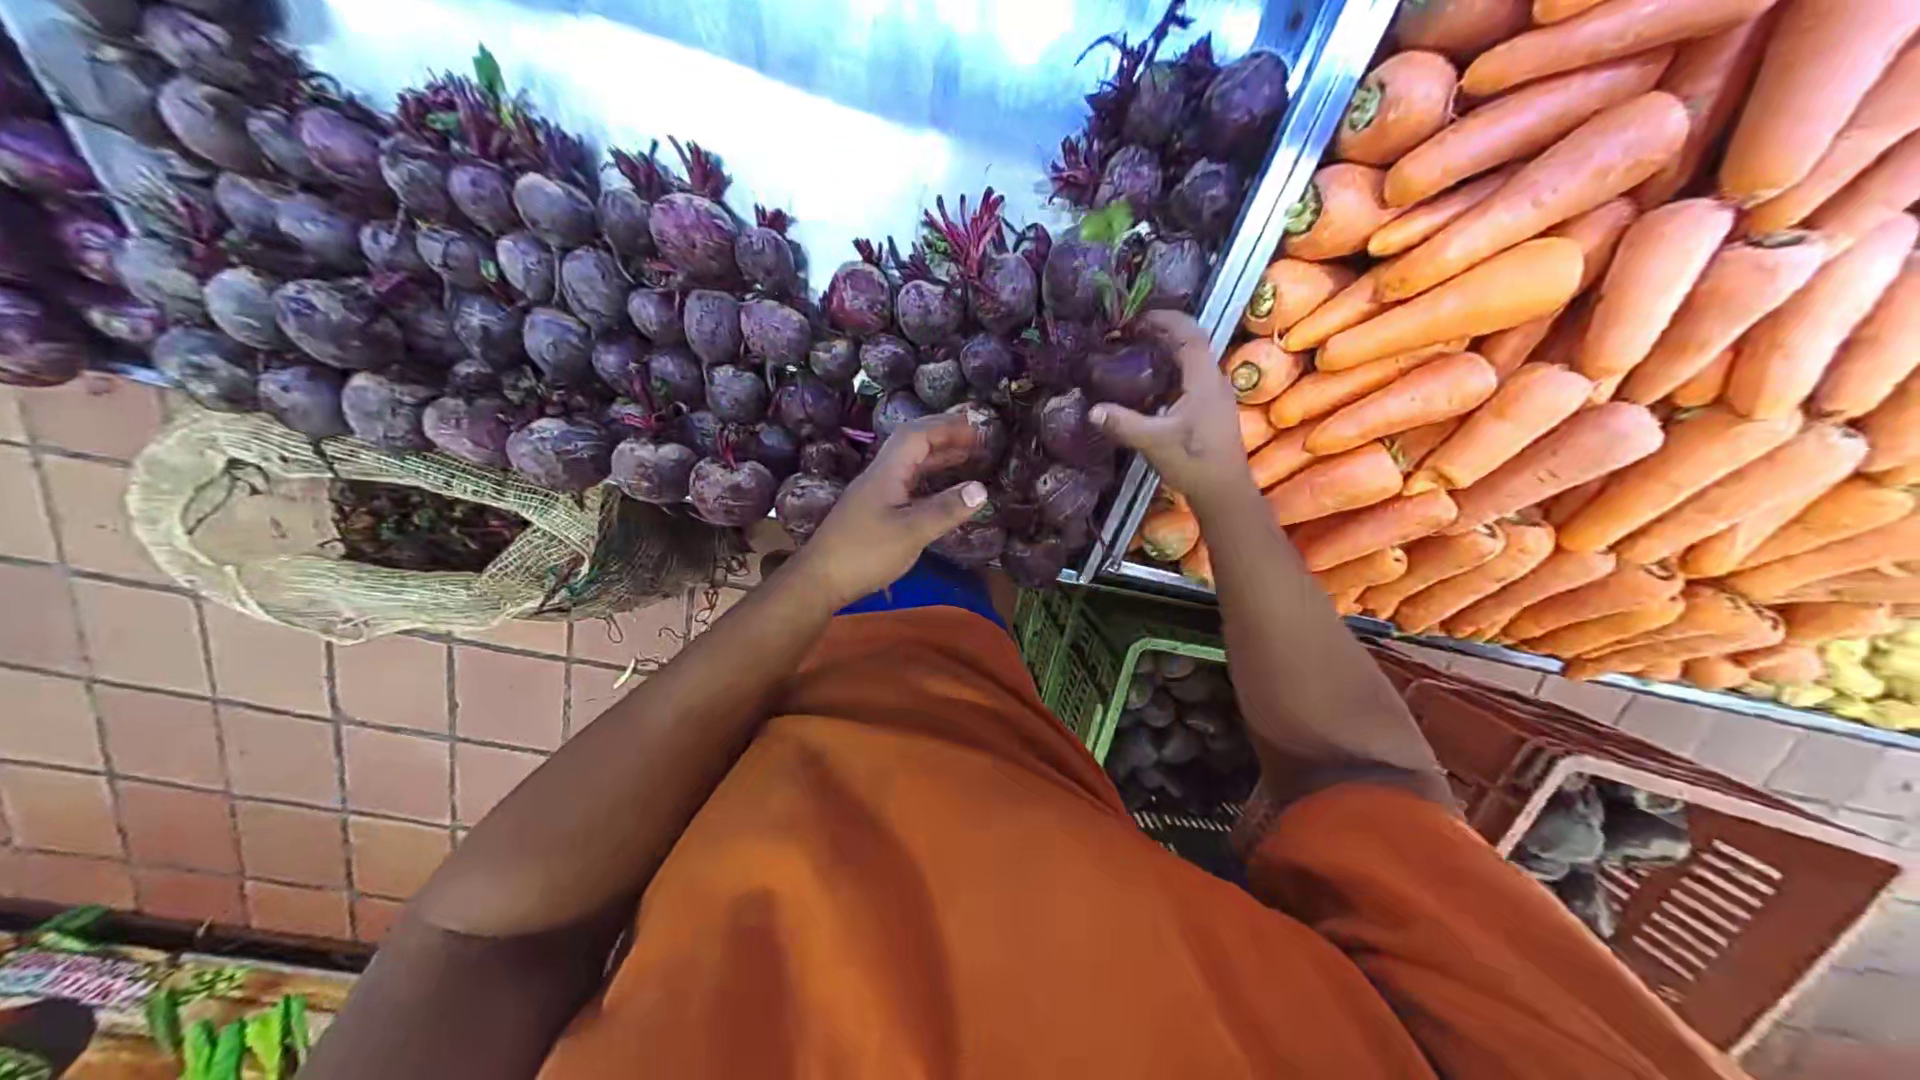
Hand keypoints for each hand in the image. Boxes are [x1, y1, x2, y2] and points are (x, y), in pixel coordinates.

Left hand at [787, 414, 987, 606]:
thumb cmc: (864, 553)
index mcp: (887, 472)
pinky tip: (942, 493)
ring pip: (910, 466)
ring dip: (938, 459)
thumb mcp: (910, 532)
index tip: (976, 428)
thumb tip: (981, 489)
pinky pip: (907, 486)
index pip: (917, 435)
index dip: (947, 427)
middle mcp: (880, 477)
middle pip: (913, 445)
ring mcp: (875, 495)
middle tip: (978, 440)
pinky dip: (929, 482)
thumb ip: (946, 509)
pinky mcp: (873, 513)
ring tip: (968, 459)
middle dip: (946, 438)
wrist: (818, 581)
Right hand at [1092, 310, 1256, 514]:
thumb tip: (1093, 410)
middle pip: (1189, 345)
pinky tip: (1145, 387)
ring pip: (1188, 363)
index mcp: (1205, 379)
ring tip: (1133, 354)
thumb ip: (1124, 424)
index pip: (1190, 335)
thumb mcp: (1155, 442)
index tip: (1138, 318)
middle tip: (1128, 335)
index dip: (1166, 320)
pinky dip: (1166, 374)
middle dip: (1160, 334)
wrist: (1223, 491)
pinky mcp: (1207, 411)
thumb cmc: (1195, 462)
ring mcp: (1212, 396)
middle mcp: (1212, 381)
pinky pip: (1186, 380)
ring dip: (1163, 354)